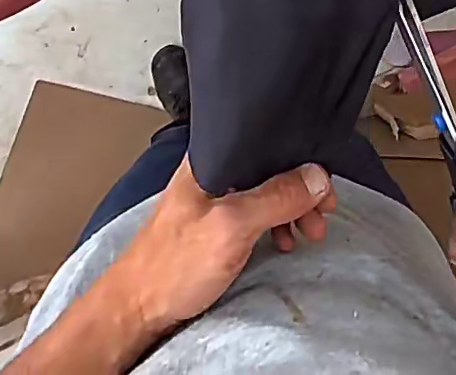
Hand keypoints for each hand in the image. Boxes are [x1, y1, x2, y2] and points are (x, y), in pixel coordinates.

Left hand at [107, 157, 336, 330]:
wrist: (131, 315)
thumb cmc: (170, 267)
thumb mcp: (233, 227)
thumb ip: (276, 197)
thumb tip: (318, 177)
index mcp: (214, 154)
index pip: (270, 139)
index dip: (303, 158)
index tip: (324, 183)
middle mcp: (217, 167)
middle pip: (274, 165)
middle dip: (303, 189)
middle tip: (322, 211)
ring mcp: (217, 194)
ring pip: (269, 189)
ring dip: (294, 208)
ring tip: (308, 231)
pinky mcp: (218, 219)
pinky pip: (259, 210)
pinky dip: (278, 222)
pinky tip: (284, 239)